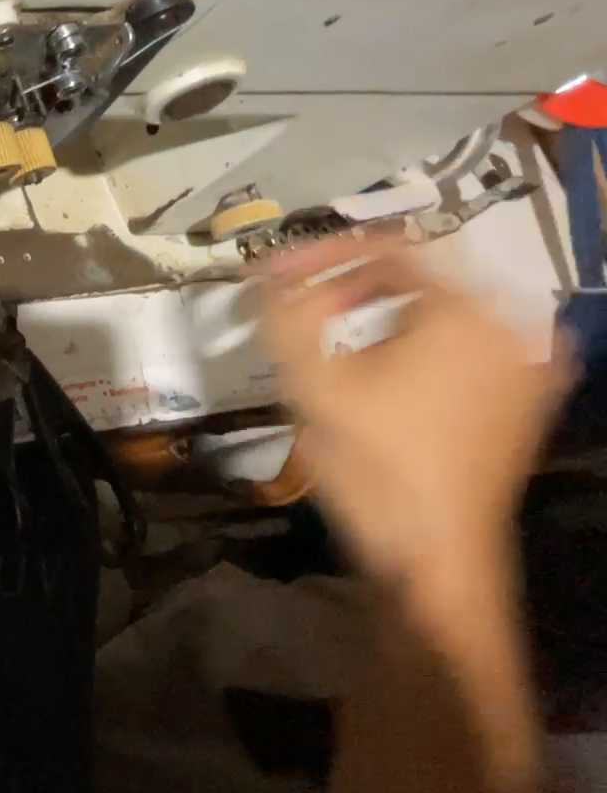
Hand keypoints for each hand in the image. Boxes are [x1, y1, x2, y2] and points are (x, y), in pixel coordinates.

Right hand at [258, 236, 569, 579]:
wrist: (430, 544)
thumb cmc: (370, 459)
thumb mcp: (310, 380)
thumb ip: (283, 313)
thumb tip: (265, 271)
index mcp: (468, 313)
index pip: (391, 248)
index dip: (322, 252)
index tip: (272, 271)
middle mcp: (514, 326)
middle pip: (418, 275)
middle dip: (345, 284)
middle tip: (292, 306)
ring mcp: (527, 362)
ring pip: (437, 307)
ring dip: (374, 310)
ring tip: (323, 336)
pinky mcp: (521, 393)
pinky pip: (460, 339)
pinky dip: (409, 337)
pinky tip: (371, 366)